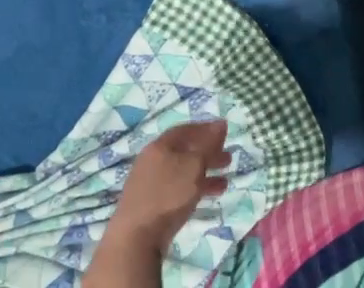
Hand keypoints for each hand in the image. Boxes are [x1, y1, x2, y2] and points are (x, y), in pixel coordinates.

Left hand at [112, 121, 231, 251]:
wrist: (135, 239)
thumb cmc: (168, 195)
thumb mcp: (195, 165)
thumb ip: (209, 143)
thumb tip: (220, 124)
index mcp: (160, 147)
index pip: (185, 129)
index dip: (206, 128)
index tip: (224, 133)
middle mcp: (152, 161)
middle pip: (185, 151)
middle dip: (208, 153)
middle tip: (228, 158)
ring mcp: (150, 184)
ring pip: (183, 172)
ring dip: (205, 173)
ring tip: (224, 181)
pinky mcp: (151, 204)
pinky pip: (178, 189)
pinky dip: (196, 189)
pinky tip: (211, 195)